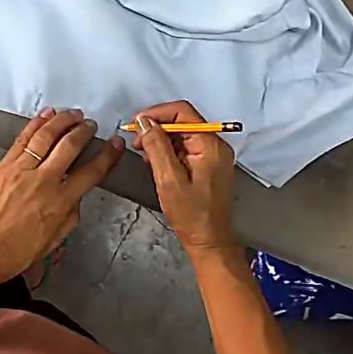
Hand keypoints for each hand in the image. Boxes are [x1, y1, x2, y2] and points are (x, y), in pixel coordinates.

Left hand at [0, 109, 123, 290]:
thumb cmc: (15, 251)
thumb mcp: (55, 238)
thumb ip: (71, 212)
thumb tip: (76, 195)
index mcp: (61, 201)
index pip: (92, 171)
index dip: (107, 154)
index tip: (115, 144)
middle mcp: (45, 181)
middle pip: (71, 145)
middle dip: (85, 131)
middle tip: (91, 125)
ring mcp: (23, 170)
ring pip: (47, 135)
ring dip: (63, 120)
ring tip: (73, 114)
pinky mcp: (5, 166)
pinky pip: (24, 139)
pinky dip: (37, 123)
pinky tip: (46, 115)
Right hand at [130, 100, 238, 262]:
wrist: (209, 241)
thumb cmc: (191, 215)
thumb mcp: (169, 180)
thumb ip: (157, 147)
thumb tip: (145, 122)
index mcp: (210, 145)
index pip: (183, 112)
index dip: (157, 113)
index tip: (136, 124)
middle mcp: (216, 145)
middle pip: (183, 121)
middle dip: (157, 128)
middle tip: (136, 141)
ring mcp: (213, 154)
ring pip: (183, 134)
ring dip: (161, 139)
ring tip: (144, 153)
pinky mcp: (208, 164)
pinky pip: (187, 147)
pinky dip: (169, 150)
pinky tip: (156, 162)